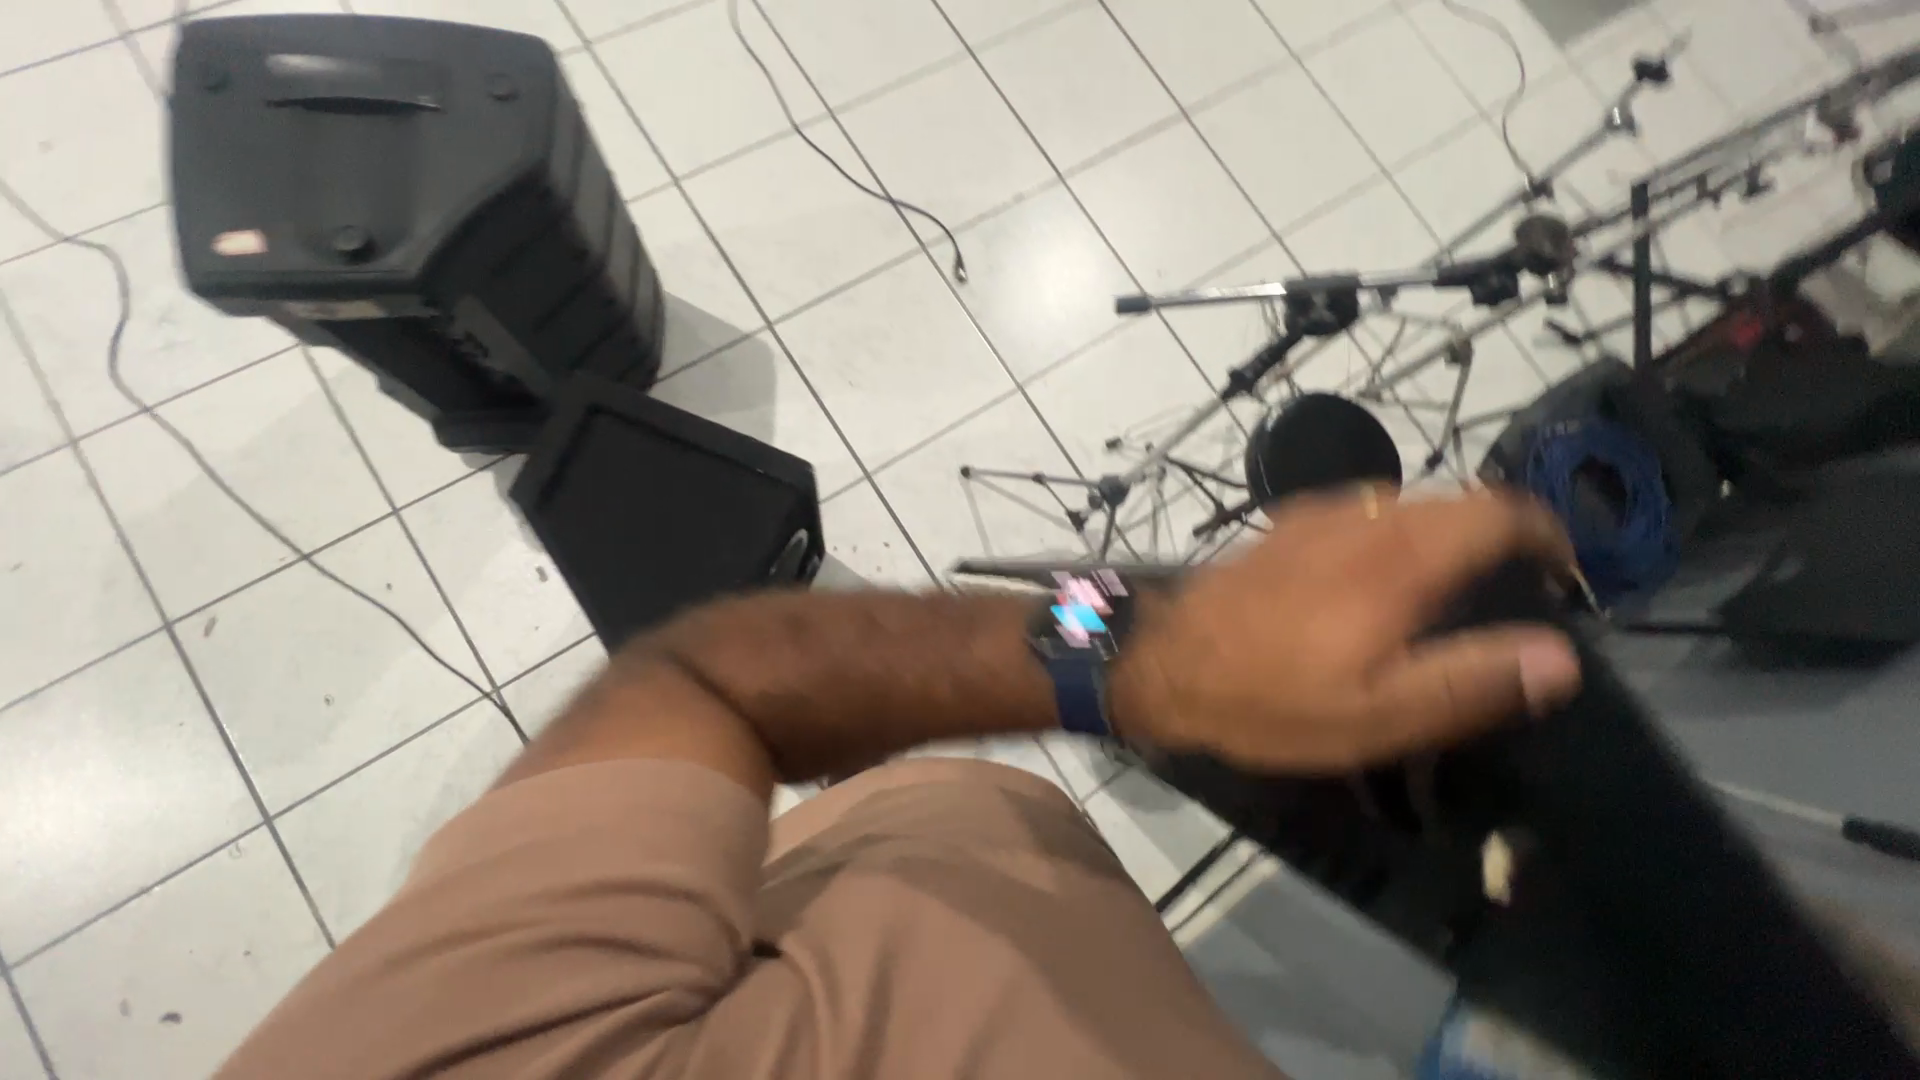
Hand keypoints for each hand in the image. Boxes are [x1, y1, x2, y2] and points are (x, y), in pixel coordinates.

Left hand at [1111, 487, 1583, 771]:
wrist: (1160, 664)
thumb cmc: (1266, 698)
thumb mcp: (1373, 716)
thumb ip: (1469, 680)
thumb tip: (1561, 657)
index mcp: (1395, 559)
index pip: (1500, 510)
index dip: (1547, 536)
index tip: (1561, 582)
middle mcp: (1359, 519)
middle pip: (1456, 502)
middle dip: (1497, 540)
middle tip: (1505, 599)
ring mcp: (1313, 516)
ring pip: (1406, 505)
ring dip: (1443, 538)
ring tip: (1446, 598)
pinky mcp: (1281, 528)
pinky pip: (1359, 515)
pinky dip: (1390, 537)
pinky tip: (1373, 586)